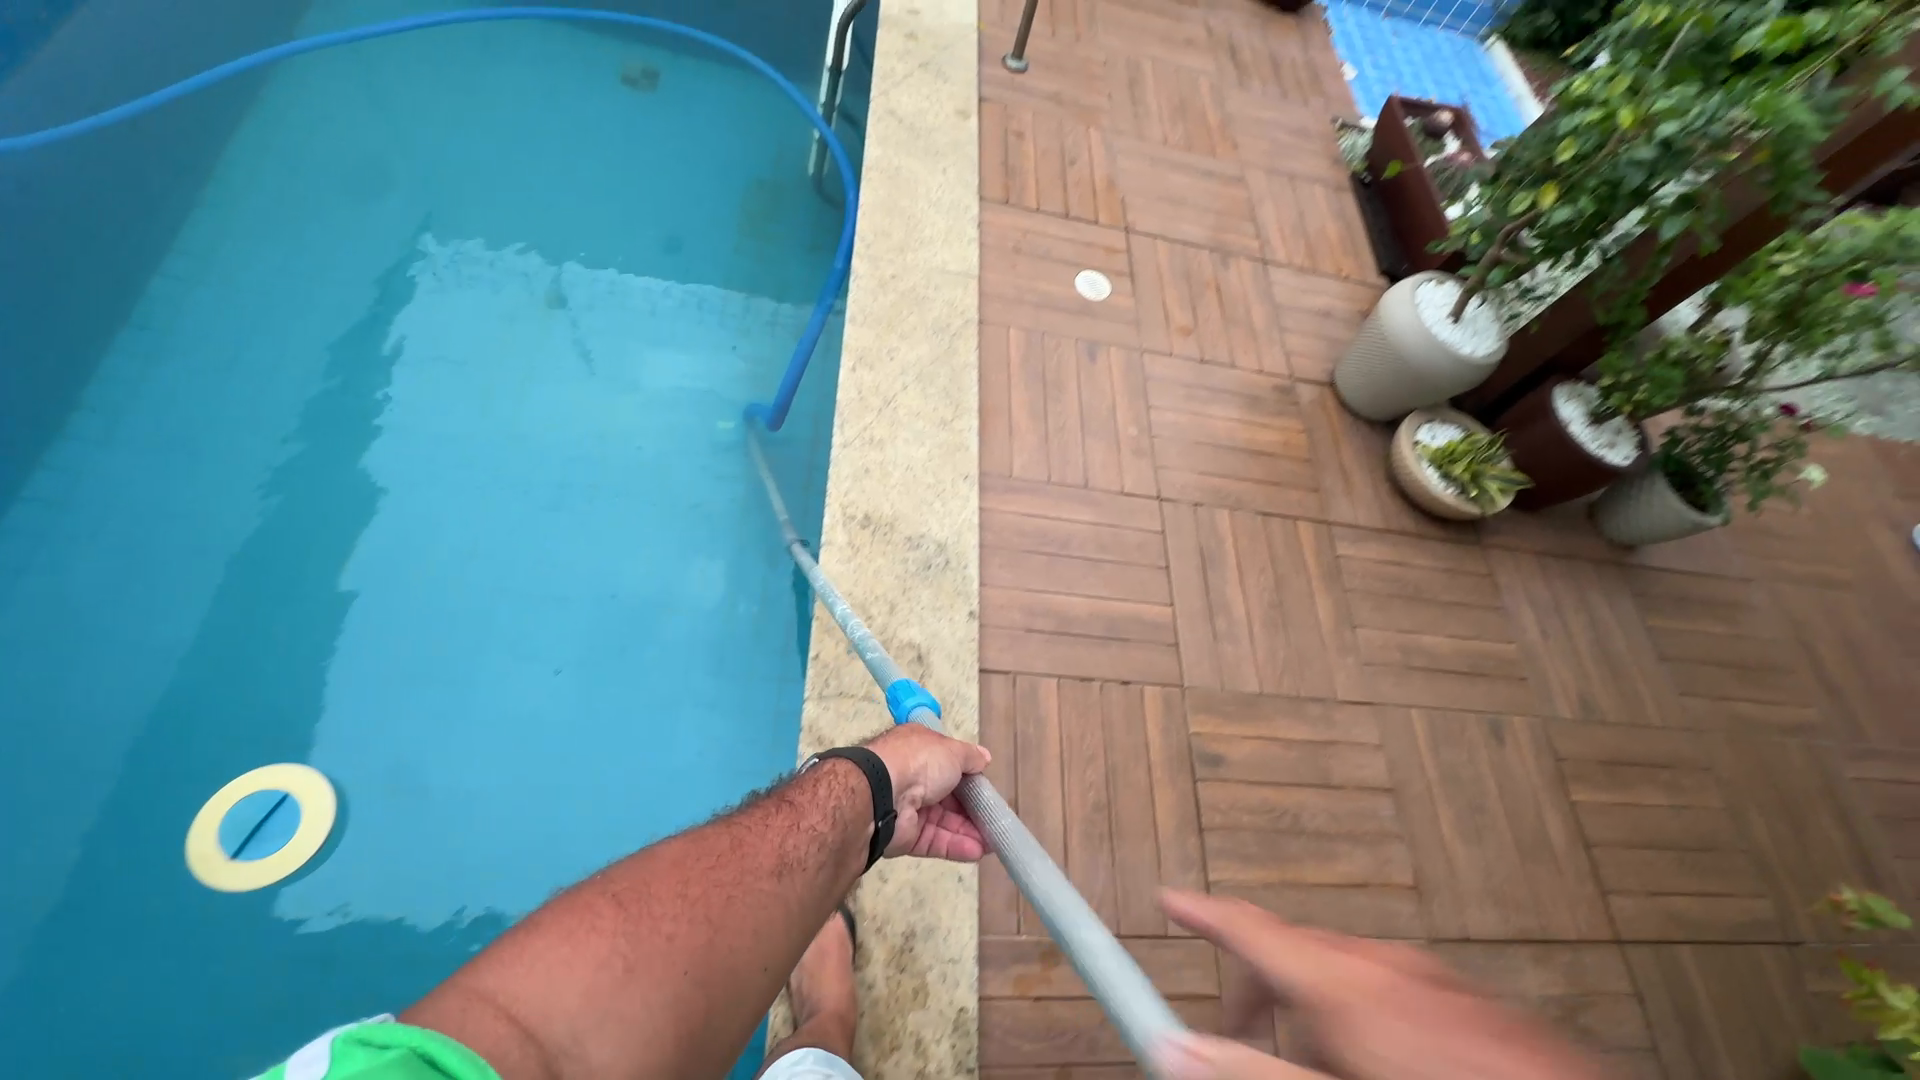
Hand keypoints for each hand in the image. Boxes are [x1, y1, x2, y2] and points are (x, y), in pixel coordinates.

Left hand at [864, 724, 989, 861]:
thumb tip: (985, 758)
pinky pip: (934, 841)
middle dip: (972, 809)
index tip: (986, 788)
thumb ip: (971, 757)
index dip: (968, 776)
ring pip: (943, 822)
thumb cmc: (920, 762)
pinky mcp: (906, 836)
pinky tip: (978, 851)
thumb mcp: (953, 751)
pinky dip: (955, 845)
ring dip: (968, 831)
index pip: (947, 764)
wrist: (882, 792)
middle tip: (995, 820)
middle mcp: (912, 777)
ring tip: (994, 841)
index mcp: (919, 750)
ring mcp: (908, 808)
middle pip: (947, 797)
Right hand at [1154, 890, 1611, 1079]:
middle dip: (1255, 993)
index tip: (1169, 898)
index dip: (1201, 913)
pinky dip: (1360, 1017)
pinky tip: (1383, 1067)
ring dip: (1310, 1013)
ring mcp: (1426, 975)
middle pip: (1289, 954)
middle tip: (1238, 1036)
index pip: (1247, 928)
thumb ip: (1250, 1070)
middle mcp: (1379, 963)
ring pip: (1340, 975)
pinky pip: (1387, 988)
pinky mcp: (1464, 996)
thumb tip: (1171, 1048)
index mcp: (1338, 983)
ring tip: (1321, 1069)